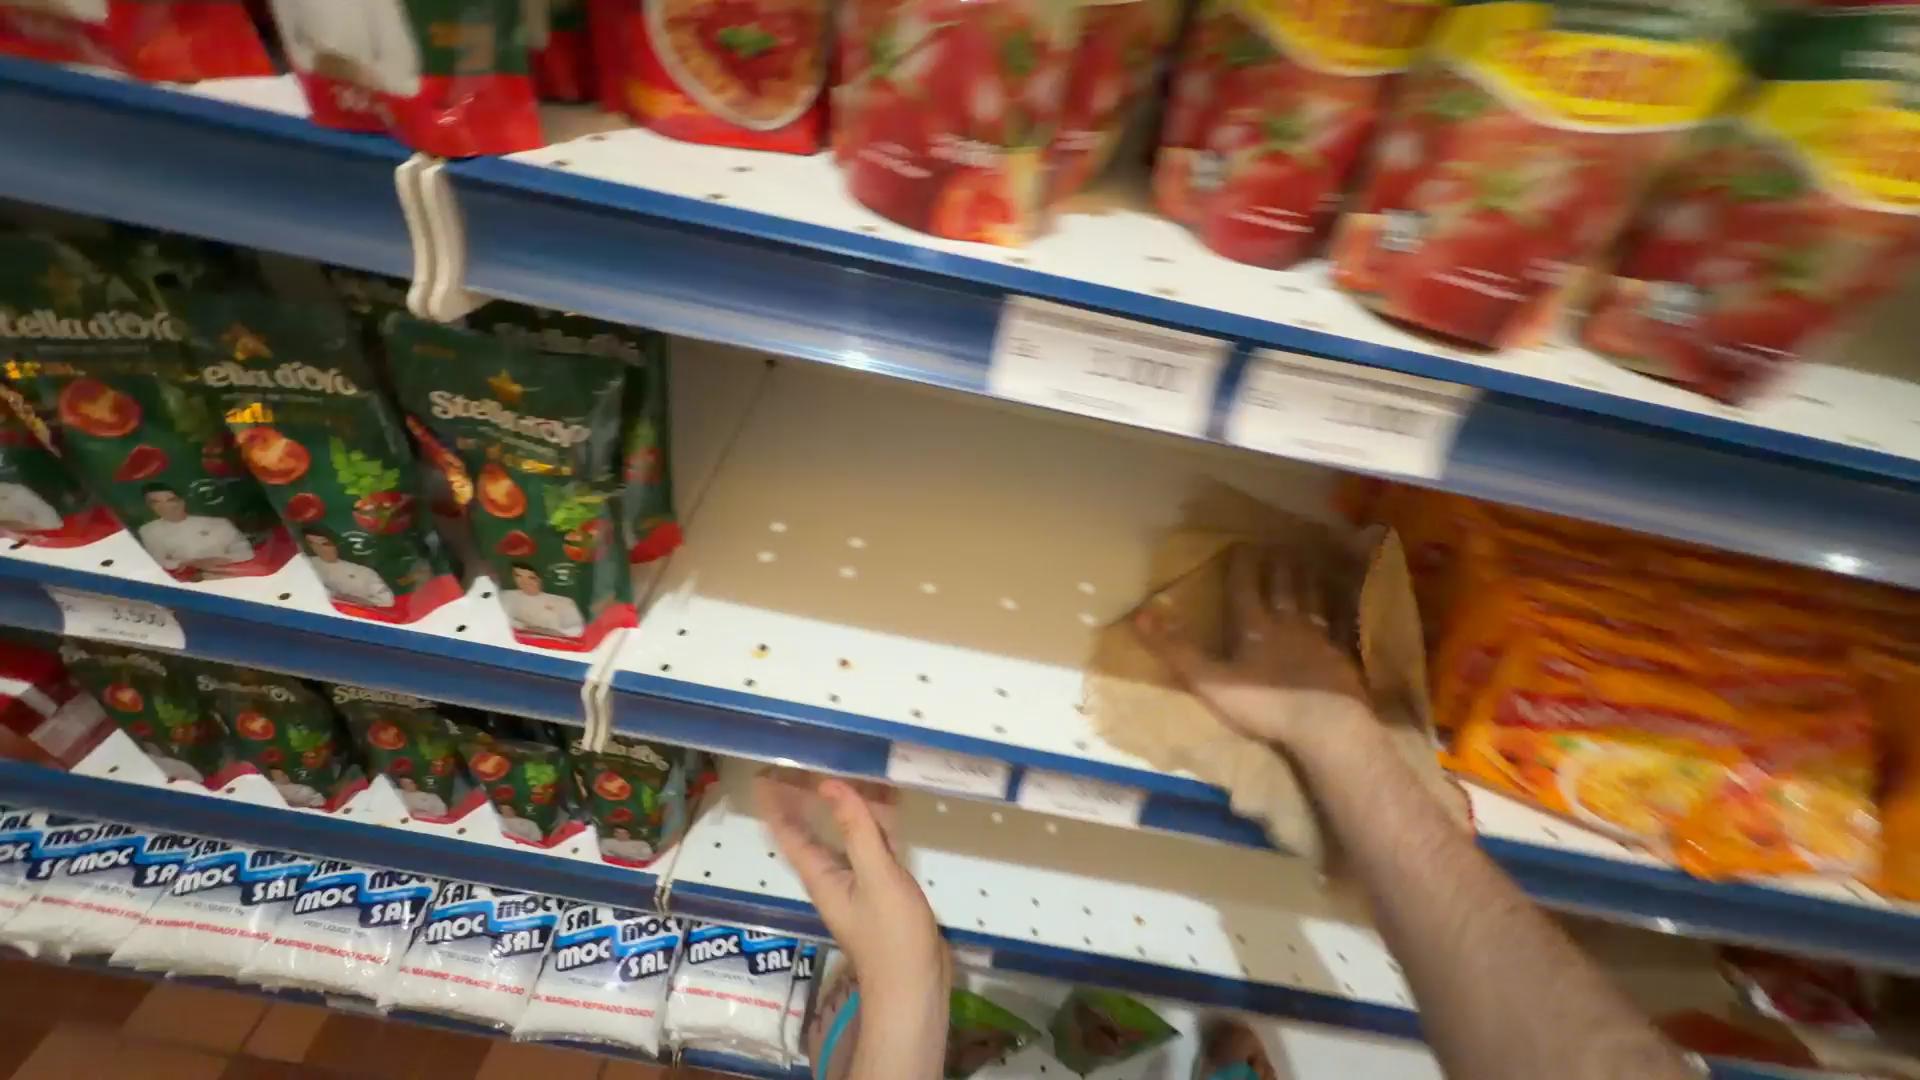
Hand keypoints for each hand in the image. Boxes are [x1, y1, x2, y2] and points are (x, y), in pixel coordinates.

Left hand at [754, 769, 947, 999]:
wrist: (915, 985)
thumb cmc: (891, 934)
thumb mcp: (875, 876)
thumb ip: (856, 829)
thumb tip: (830, 784)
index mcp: (821, 875)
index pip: (788, 833)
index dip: (774, 804)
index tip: (765, 775)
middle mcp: (832, 876)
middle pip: (809, 831)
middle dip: (802, 799)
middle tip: (804, 764)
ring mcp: (856, 883)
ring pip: (841, 835)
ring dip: (839, 806)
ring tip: (846, 773)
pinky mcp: (879, 887)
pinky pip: (868, 844)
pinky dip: (871, 822)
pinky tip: (887, 806)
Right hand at [1133, 542, 1371, 750]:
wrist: (1327, 726)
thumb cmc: (1264, 704)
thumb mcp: (1209, 680)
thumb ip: (1176, 650)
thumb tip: (1140, 614)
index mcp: (1254, 626)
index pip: (1245, 587)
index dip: (1242, 566)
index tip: (1241, 544)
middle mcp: (1288, 624)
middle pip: (1283, 588)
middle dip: (1278, 566)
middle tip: (1279, 546)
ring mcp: (1319, 640)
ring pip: (1312, 601)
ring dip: (1308, 580)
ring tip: (1308, 564)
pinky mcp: (1341, 658)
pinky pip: (1340, 626)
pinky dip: (1339, 611)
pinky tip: (1344, 607)